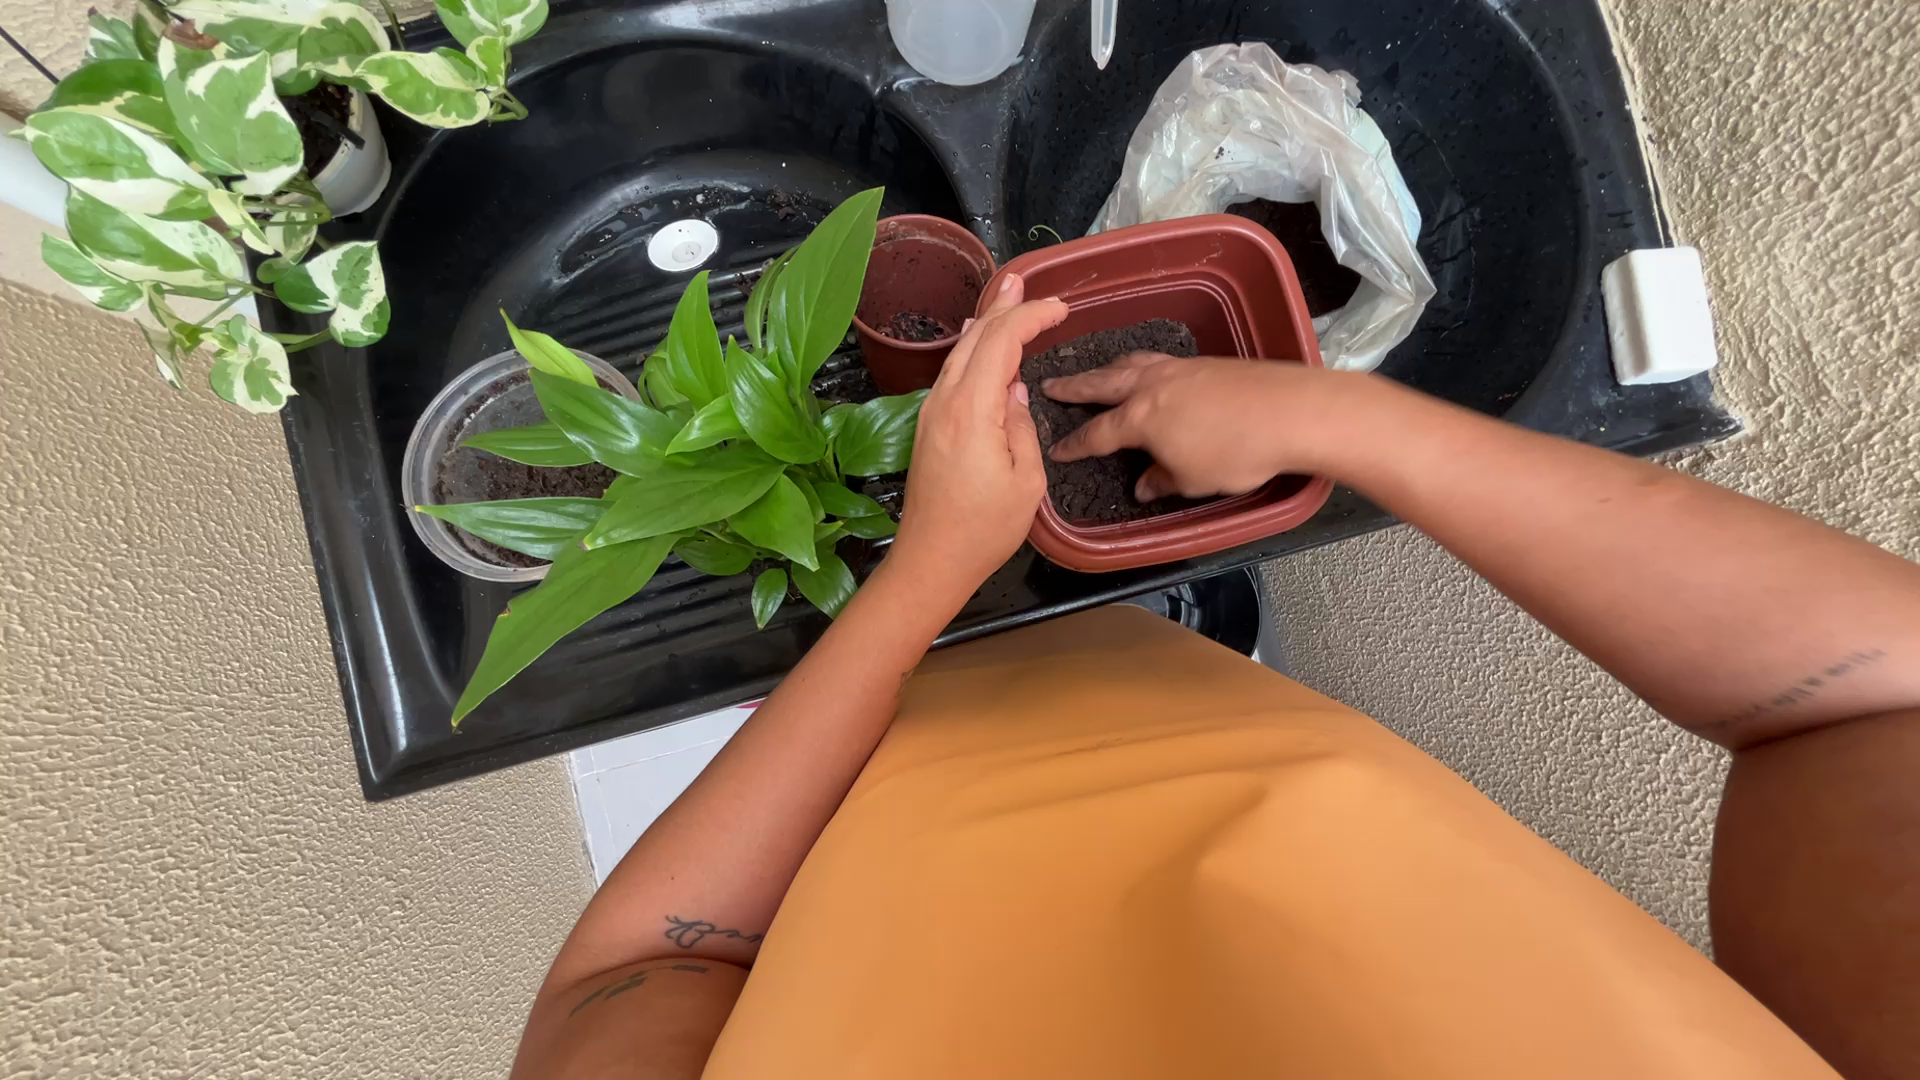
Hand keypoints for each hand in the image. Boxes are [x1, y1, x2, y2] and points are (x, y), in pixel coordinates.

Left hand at [891, 273, 1067, 601]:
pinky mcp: (928, 428)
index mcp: (972, 410)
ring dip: (985, 325)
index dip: (1031, 318)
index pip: (1002, 343)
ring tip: (1006, 299)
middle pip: (975, 339)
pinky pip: (951, 375)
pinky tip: (978, 345)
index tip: (1060, 309)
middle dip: (1004, 307)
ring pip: (959, 354)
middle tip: (1027, 283)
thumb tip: (1015, 394)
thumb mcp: (1025, 481)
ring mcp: (931, 414)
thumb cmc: (984, 528)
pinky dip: (971, 351)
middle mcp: (945, 402)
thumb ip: (1022, 427)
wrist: (931, 559)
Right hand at [1045, 353, 1353, 500]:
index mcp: (1139, 418)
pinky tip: (1144, 370)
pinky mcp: (1203, 363)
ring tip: (1095, 373)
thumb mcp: (1192, 479)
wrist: (1293, 411)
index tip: (1055, 450)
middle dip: (1074, 387)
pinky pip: (1156, 359)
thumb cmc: (1237, 452)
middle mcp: (1151, 386)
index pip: (1096, 433)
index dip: (1073, 445)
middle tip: (1049, 384)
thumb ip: (1161, 480)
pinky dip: (1138, 364)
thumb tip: (1143, 485)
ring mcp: (1178, 369)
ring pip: (1130, 364)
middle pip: (1102, 384)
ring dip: (1106, 369)